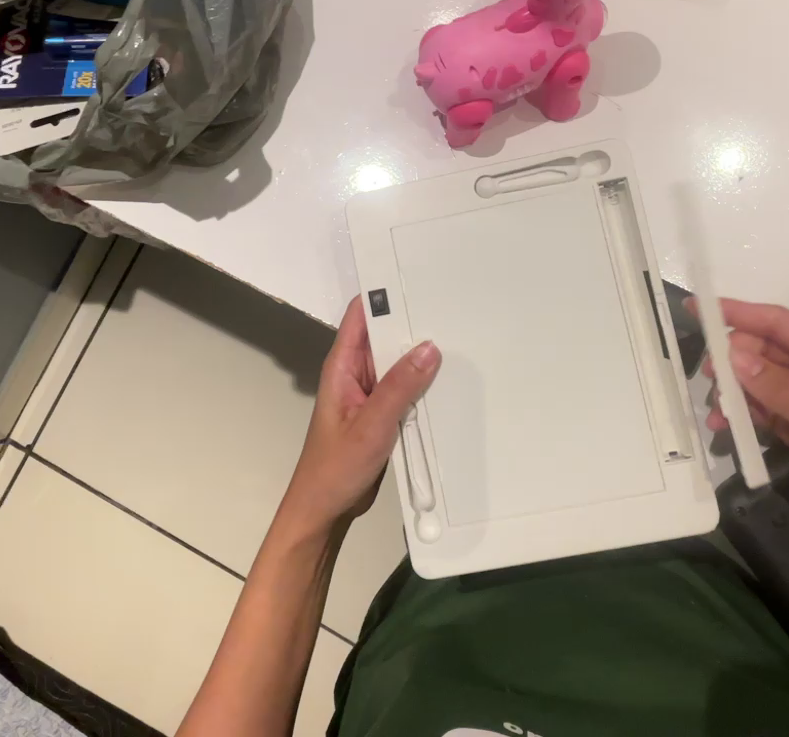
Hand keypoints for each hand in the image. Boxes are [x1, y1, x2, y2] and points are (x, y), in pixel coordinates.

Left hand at [278, 297, 440, 536]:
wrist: (326, 510)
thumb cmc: (336, 466)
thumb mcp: (372, 425)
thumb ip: (400, 387)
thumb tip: (431, 347)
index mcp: (343, 365)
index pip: (362, 315)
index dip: (385, 294)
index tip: (419, 278)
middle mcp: (357, 372)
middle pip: (387, 336)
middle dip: (414, 323)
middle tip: (455, 306)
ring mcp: (371, 393)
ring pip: (400, 363)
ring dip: (423, 356)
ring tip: (462, 336)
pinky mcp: (384, 413)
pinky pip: (407, 388)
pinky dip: (424, 384)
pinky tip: (451, 379)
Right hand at [697, 299, 788, 566]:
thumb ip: (784, 394)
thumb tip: (733, 355)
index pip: (782, 325)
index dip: (739, 314)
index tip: (698, 309)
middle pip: (766, 351)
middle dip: (732, 358)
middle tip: (704, 374)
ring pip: (759, 382)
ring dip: (733, 391)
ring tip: (713, 409)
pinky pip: (762, 412)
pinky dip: (741, 416)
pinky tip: (724, 428)